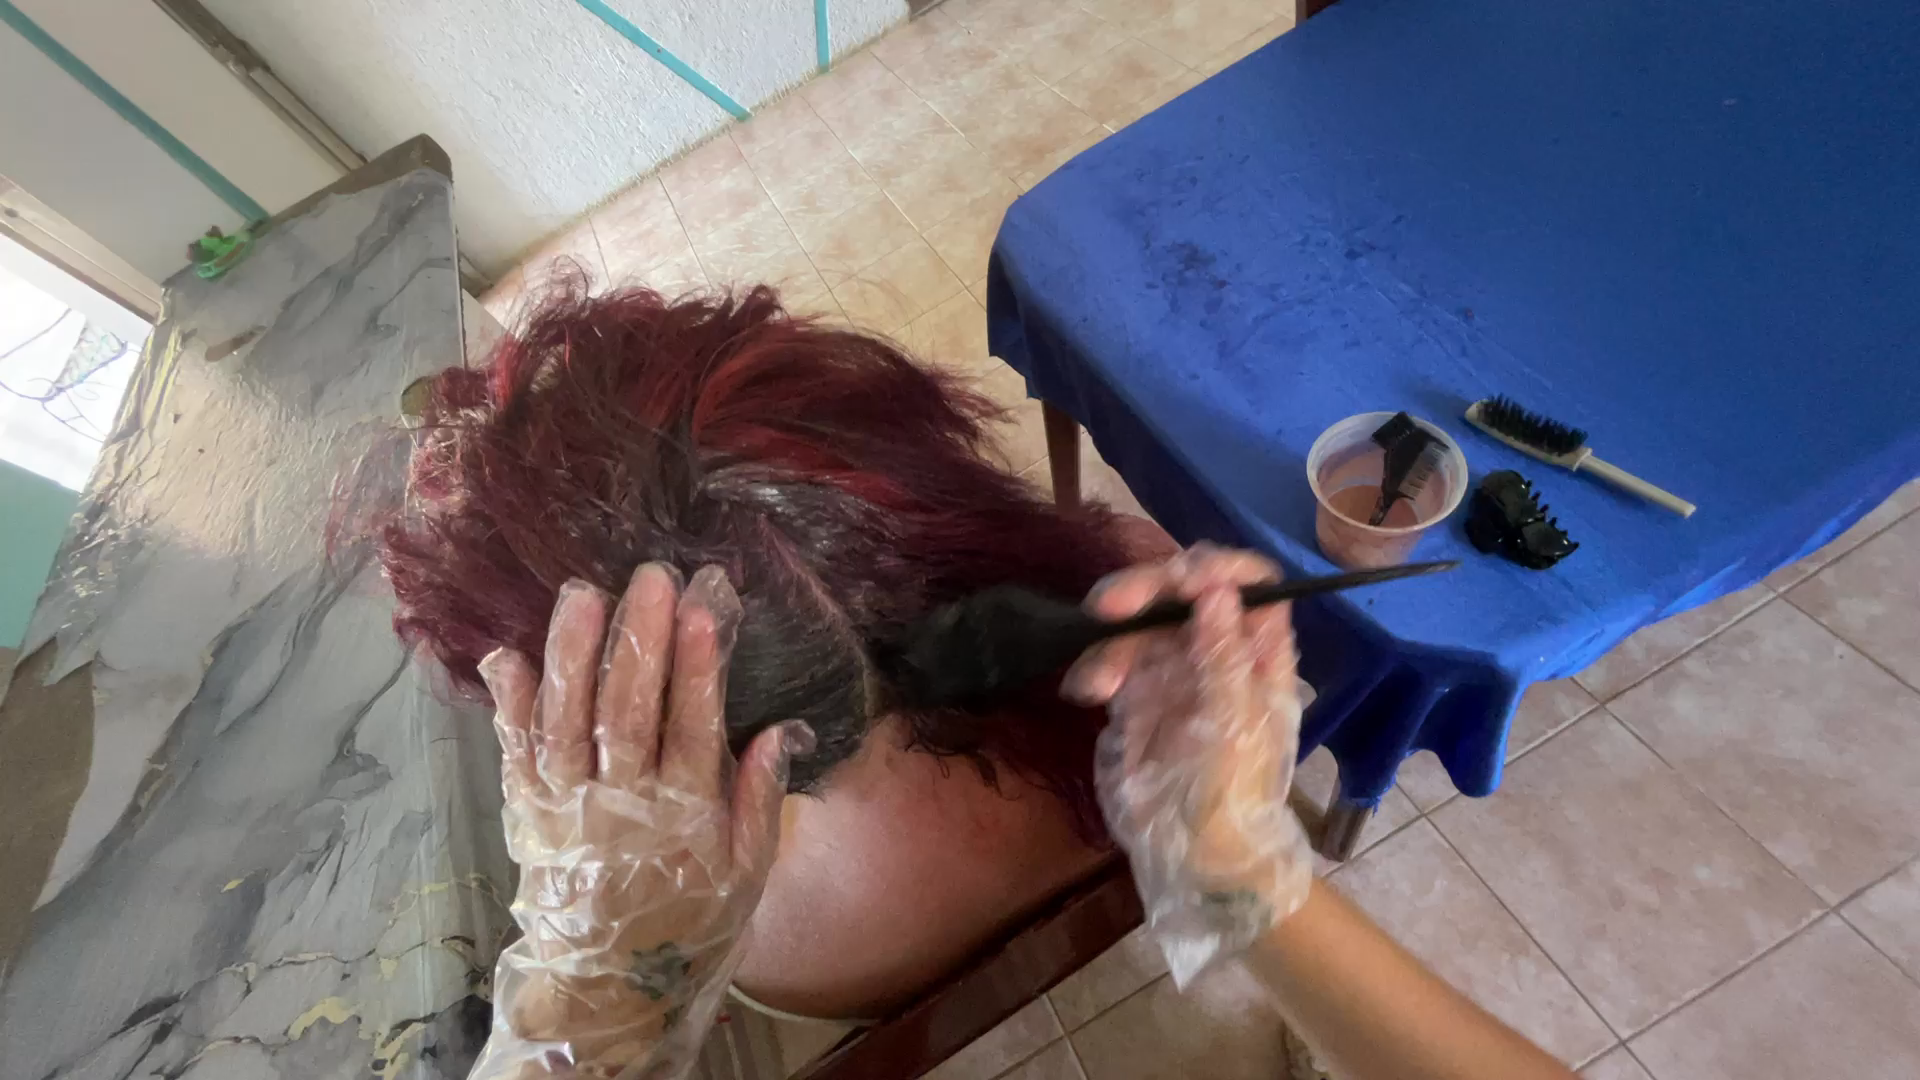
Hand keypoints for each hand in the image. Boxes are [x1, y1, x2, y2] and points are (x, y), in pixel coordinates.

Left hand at [471, 564, 809, 1078]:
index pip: (691, 728)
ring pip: (567, 722)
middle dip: (639, 640)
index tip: (700, 611)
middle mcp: (622, 802)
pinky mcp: (529, 814)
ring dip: (572, 655)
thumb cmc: (690, 922)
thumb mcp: (748, 872)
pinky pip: (516, 755)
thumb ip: (759, 799)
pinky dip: (510, 706)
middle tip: (648, 579)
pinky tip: (506, 656)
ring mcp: (567, 806)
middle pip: (627, 712)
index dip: (696, 668)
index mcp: (684, 814)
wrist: (605, 992)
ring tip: (581, 595)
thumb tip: (780, 731)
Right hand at [1063, 544, 1313, 985]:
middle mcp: (1212, 645)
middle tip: (1106, 608)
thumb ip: (1224, 654)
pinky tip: (1086, 694)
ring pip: (1134, 616)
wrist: (1194, 853)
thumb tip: (1215, 586)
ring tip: (1098, 687)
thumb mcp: (1237, 724)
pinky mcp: (1132, 686)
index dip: (1217, 568)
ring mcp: (1169, 663)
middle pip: (1178, 586)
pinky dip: (1091, 667)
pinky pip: (1106, 654)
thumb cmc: (1236, 792)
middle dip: (1141, 590)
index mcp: (1256, 650)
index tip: (1181, 577)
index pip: (1248, 581)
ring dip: (1109, 639)